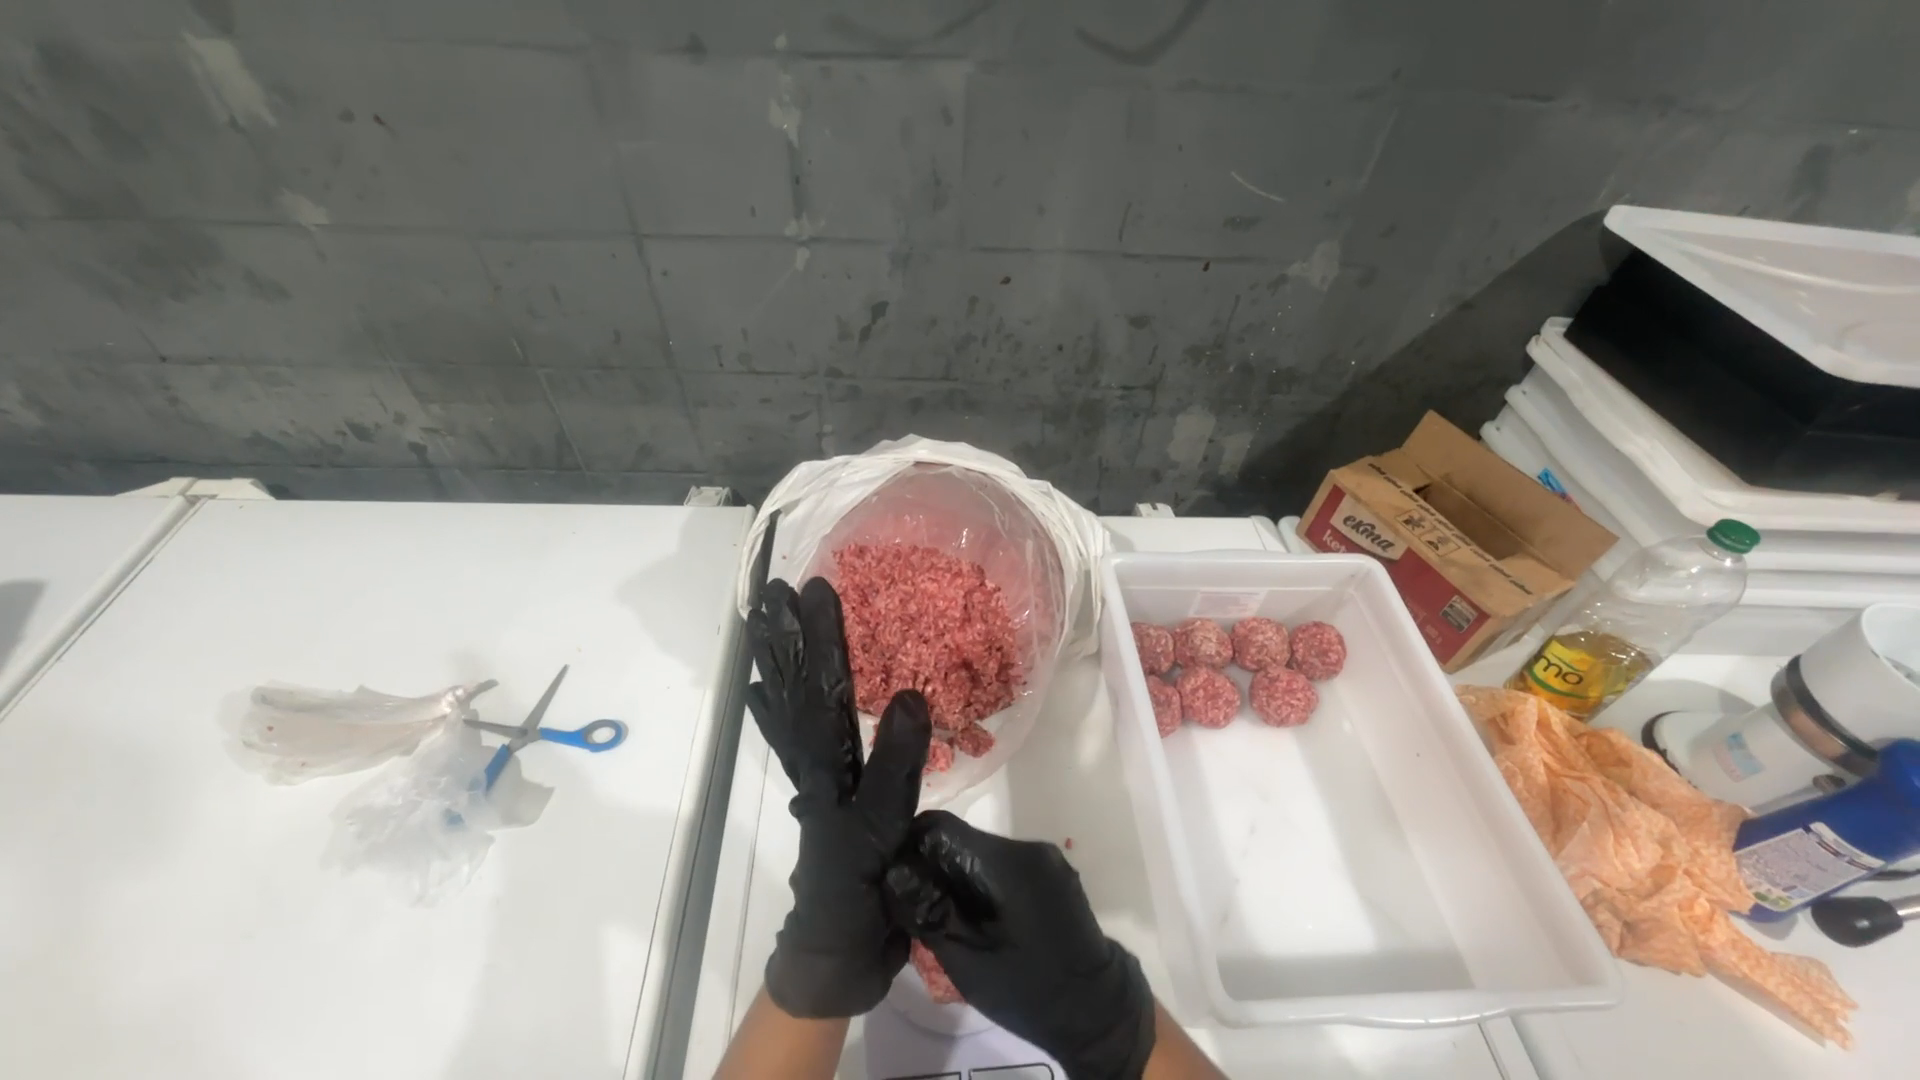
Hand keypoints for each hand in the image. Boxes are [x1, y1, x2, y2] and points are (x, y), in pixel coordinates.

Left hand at [746, 576, 930, 1017]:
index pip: (822, 688)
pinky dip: (773, 714)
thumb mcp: (879, 832)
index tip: (817, 589)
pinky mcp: (821, 795)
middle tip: (774, 589)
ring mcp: (813, 778)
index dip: (820, 638)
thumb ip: (893, 768)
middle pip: (794, 690)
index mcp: (827, 763)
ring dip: (777, 664)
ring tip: (763, 624)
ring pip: (789, 710)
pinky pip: (793, 744)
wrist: (838, 953)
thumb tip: (910, 696)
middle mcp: (814, 762)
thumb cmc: (858, 895)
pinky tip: (759, 694)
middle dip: (786, 638)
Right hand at [886, 811, 1156, 1078]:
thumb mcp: (966, 957)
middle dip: (933, 867)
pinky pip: (1003, 866)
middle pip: (961, 839)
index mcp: (1007, 861)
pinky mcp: (1052, 874)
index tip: (896, 877)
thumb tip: (891, 870)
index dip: (910, 846)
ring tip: (944, 916)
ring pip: (980, 852)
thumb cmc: (1028, 988)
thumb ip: (926, 908)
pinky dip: (982, 884)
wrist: (1097, 1013)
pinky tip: (977, 919)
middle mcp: (1029, 847)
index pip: (940, 827)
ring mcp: (1045, 859)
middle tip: (916, 905)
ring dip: (958, 878)